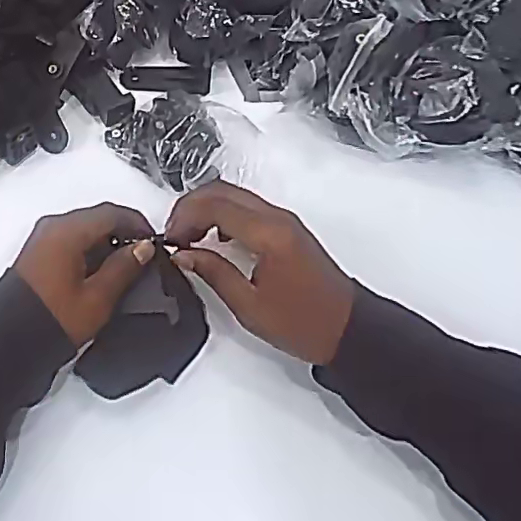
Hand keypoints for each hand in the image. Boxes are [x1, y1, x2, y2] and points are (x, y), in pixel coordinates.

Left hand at [15, 203, 156, 346]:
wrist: (7, 339)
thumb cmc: (50, 318)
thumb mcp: (98, 298)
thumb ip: (124, 268)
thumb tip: (142, 249)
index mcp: (67, 230)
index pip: (111, 213)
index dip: (137, 224)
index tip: (153, 240)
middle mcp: (52, 226)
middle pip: (96, 217)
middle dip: (122, 232)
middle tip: (143, 254)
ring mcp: (42, 238)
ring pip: (83, 228)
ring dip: (105, 241)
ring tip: (126, 266)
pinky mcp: (38, 252)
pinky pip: (70, 239)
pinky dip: (89, 248)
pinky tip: (101, 271)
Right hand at [165, 182, 353, 364]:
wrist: (350, 330)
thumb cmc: (305, 324)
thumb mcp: (250, 307)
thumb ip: (214, 273)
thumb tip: (183, 255)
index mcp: (268, 234)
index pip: (214, 205)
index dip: (184, 217)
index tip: (170, 238)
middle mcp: (276, 217)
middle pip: (220, 190)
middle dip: (190, 206)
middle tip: (174, 233)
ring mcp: (282, 218)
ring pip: (232, 193)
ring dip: (204, 207)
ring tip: (188, 236)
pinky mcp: (284, 226)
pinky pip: (245, 205)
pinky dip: (221, 212)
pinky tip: (211, 236)